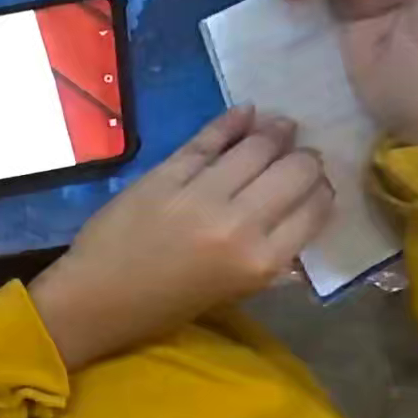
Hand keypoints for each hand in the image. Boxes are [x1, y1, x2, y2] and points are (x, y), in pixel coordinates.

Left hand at [29, 108, 332, 368]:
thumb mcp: (231, 291)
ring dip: (273, 132)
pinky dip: (229, 123)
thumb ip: (269, 254)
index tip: (314, 180)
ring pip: (254, 149)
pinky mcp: (164, 177)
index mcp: (262, 262)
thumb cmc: (163, 305)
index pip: (315, 209)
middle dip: (302, 158)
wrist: (98, 297)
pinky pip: (205, 141)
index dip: (319, 188)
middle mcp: (240, 224)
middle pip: (293, 172)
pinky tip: (245, 113)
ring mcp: (200, 196)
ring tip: (280, 125)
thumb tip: (298, 217)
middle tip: (299, 151)